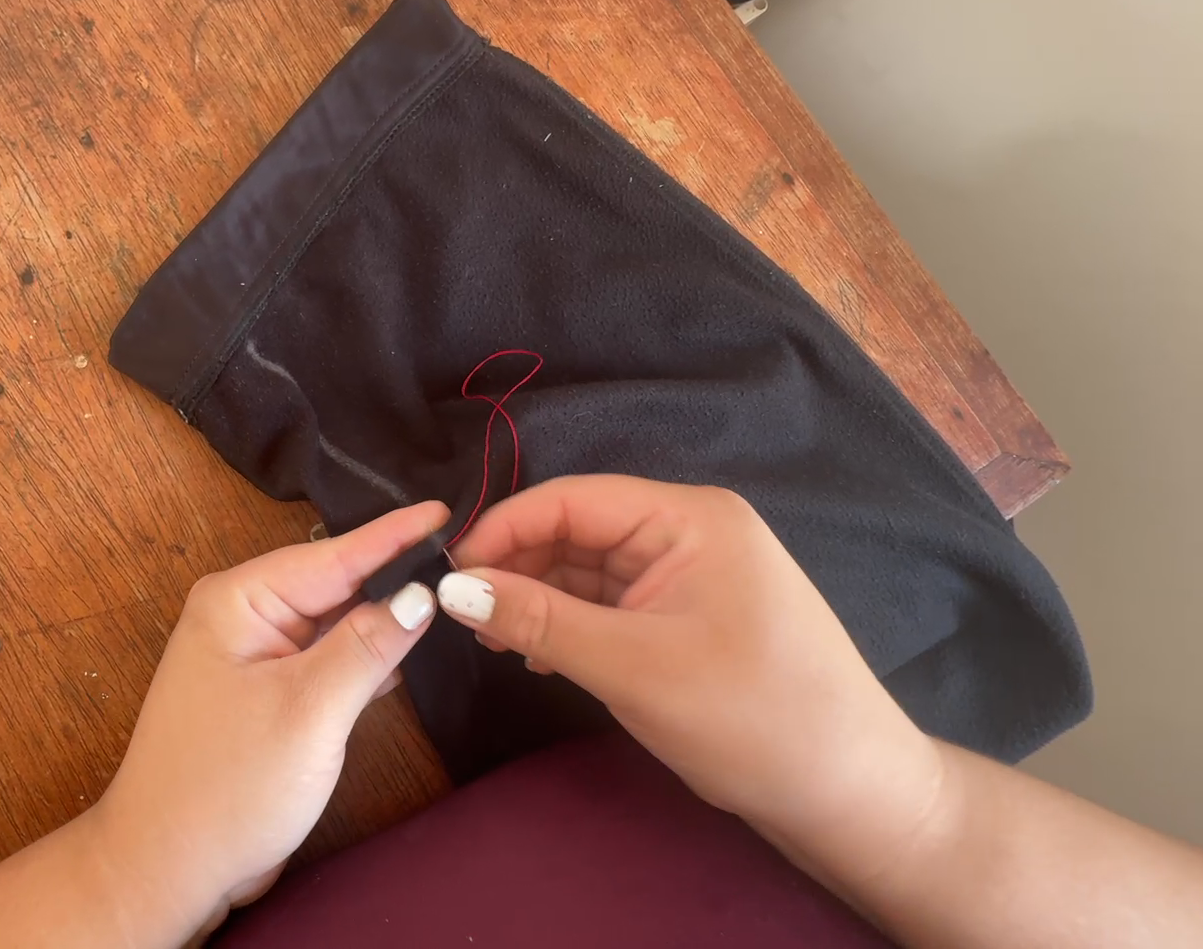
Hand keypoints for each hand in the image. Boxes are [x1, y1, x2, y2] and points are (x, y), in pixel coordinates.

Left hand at [96, 501, 446, 934]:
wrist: (169, 868)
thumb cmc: (227, 786)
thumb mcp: (307, 711)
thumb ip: (366, 647)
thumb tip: (421, 595)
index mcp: (239, 600)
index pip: (331, 557)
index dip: (392, 535)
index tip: (445, 509)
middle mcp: (246, 614)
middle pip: (334, 584)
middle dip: (392, 575)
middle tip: (460, 556)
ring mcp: (257, 653)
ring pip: (333, 622)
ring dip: (382, 616)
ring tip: (447, 590)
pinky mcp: (271, 690)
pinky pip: (326, 657)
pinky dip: (364, 655)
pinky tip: (406, 645)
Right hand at [439, 476, 942, 860]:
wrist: (855, 803)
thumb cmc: (751, 720)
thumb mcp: (631, 667)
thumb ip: (535, 620)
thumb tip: (449, 589)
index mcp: (686, 517)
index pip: (569, 501)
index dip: (502, 530)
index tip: (450, 574)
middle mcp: (682, 530)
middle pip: (572, 531)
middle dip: (516, 570)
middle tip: (467, 618)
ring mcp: (682, 572)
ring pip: (581, 568)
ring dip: (536, 601)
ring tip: (497, 643)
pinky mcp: (678, 611)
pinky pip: (601, 600)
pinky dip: (564, 623)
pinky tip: (541, 657)